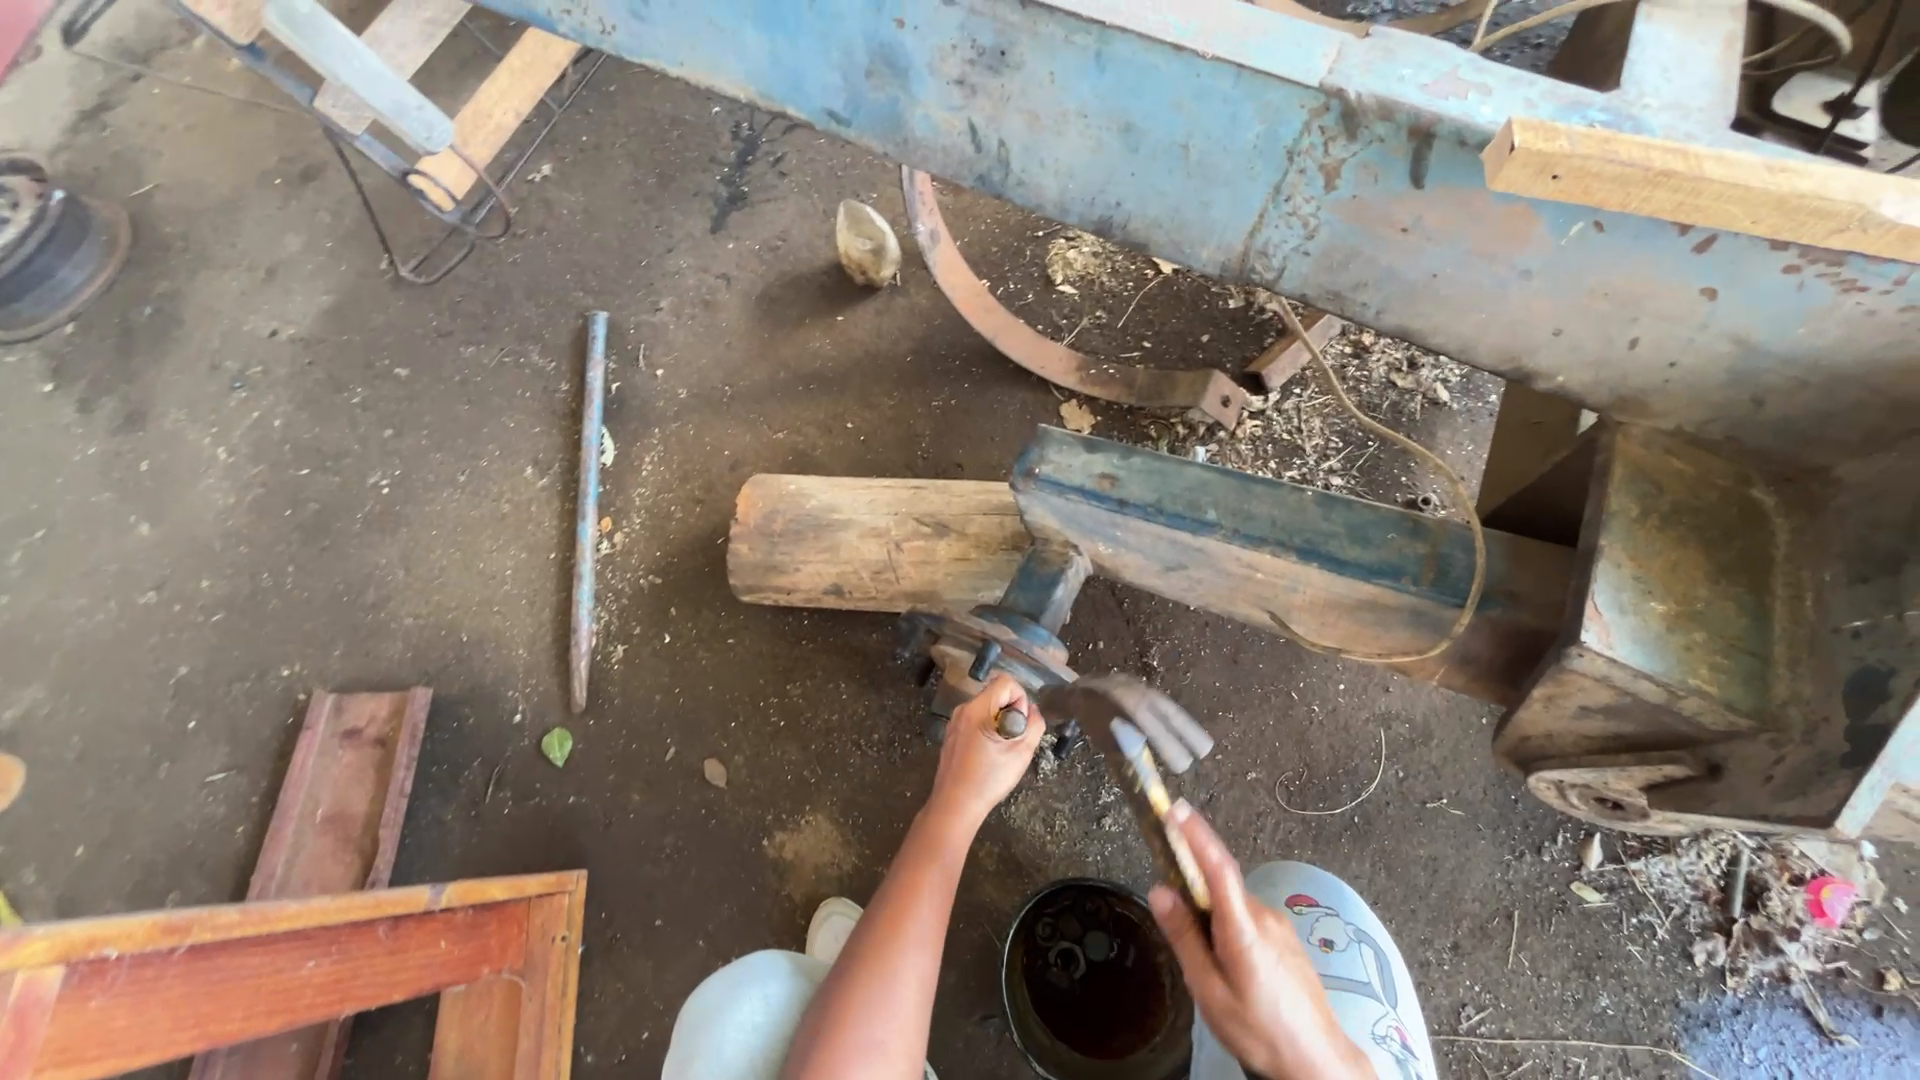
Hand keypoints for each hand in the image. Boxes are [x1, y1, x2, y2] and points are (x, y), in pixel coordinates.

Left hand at [927, 674, 1044, 826]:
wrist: (955, 804)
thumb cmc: (989, 778)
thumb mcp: (1022, 752)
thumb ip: (1034, 725)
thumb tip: (1031, 710)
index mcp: (978, 708)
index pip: (1006, 682)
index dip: (1020, 699)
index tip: (1021, 724)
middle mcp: (963, 709)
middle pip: (995, 694)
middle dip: (1011, 712)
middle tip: (1014, 739)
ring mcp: (955, 722)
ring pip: (986, 709)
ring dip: (1000, 722)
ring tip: (1002, 750)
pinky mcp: (952, 735)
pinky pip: (975, 721)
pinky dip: (987, 731)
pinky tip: (988, 755)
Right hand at [1149, 802, 1372, 1079]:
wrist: (1320, 1063)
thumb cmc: (1260, 1030)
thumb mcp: (1209, 991)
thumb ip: (1184, 938)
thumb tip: (1160, 890)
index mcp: (1242, 927)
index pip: (1217, 867)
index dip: (1196, 835)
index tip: (1176, 809)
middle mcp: (1264, 915)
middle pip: (1219, 888)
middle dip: (1195, 899)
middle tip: (1185, 942)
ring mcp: (1279, 925)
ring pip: (1233, 907)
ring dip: (1214, 922)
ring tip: (1214, 974)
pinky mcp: (1287, 937)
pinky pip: (1248, 919)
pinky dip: (1231, 931)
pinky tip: (1236, 974)